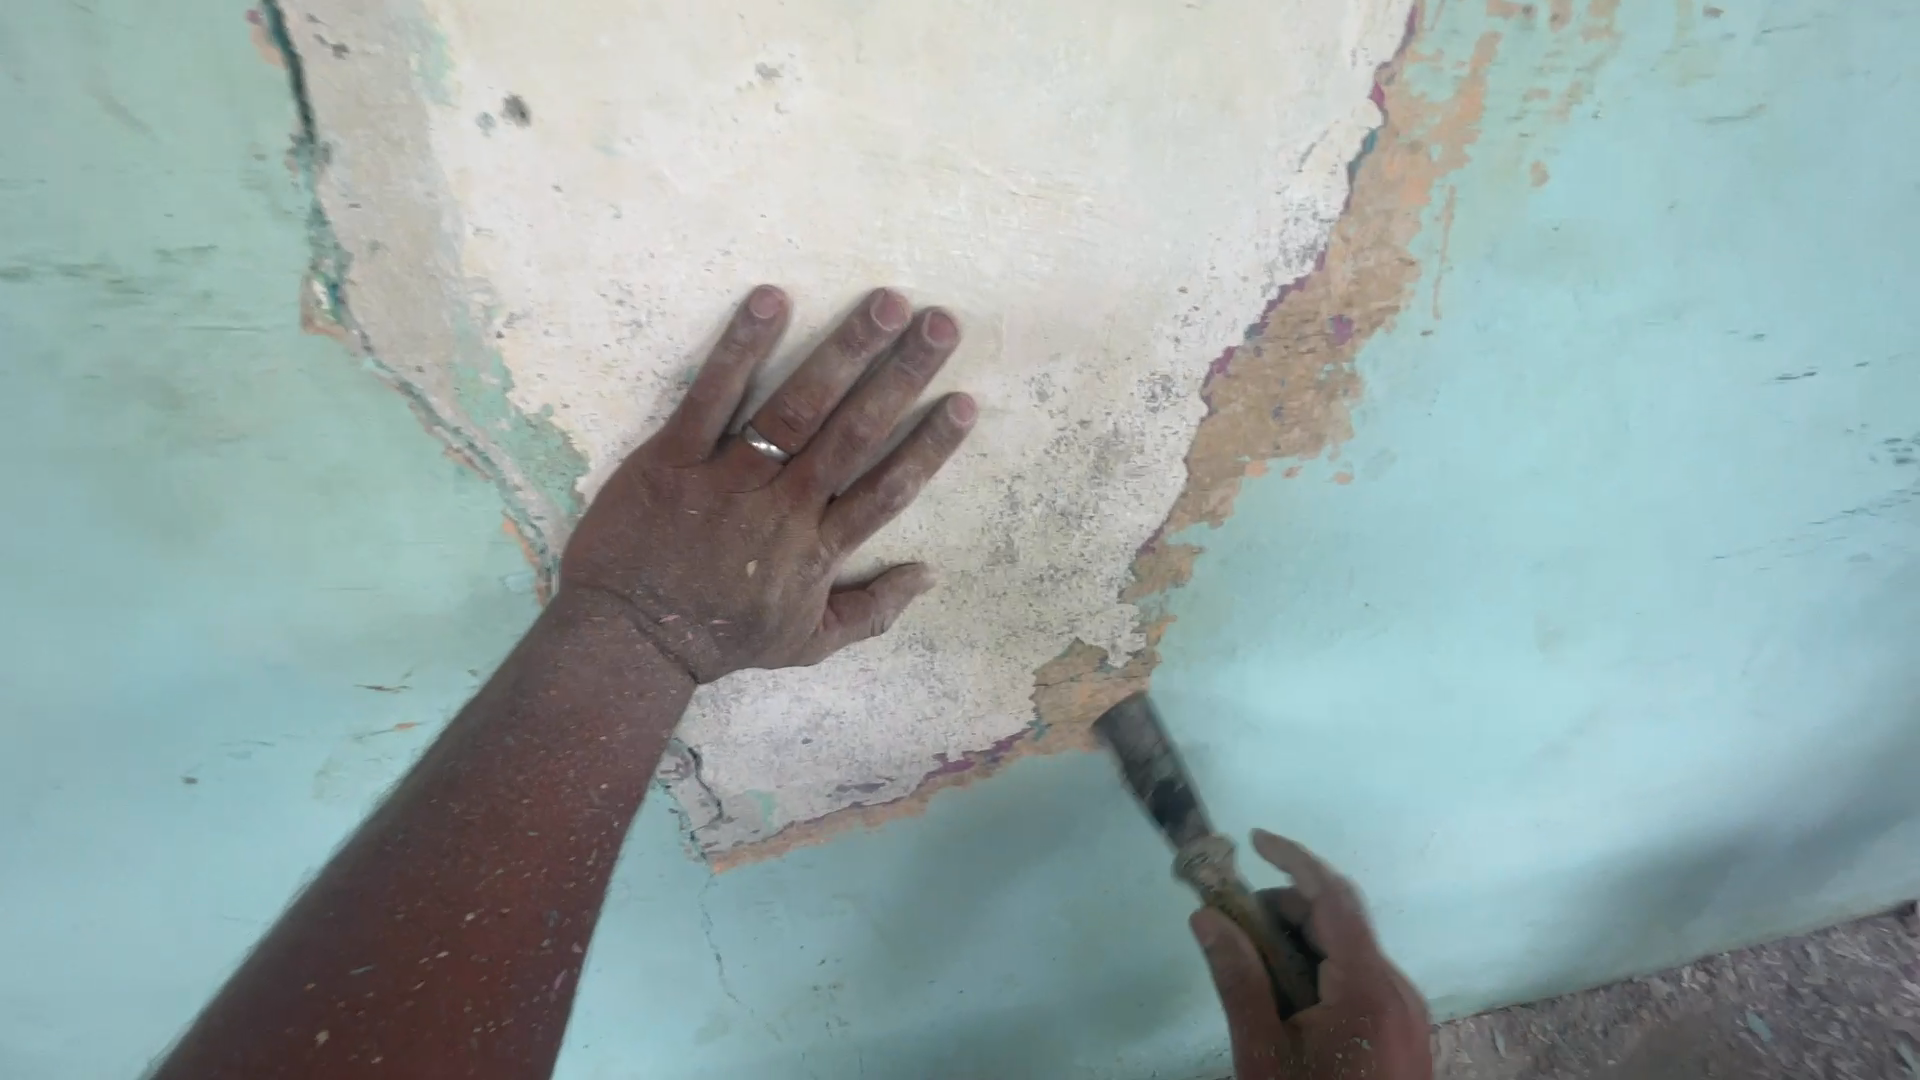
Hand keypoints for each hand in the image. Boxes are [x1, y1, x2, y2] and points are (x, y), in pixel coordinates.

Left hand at [561, 285, 975, 682]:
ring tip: (884, 302)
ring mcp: (730, 477)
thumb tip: (930, 574)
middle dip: (903, 376)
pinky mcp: (674, 458)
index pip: (890, 488)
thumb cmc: (724, 637)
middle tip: (941, 324)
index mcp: (821, 547)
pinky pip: (711, 396)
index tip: (966, 402)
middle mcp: (787, 505)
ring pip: (797, 407)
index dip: (931, 445)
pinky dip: (741, 349)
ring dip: (844, 351)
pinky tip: (773, 299)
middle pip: (856, 433)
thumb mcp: (811, 644)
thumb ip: (874, 611)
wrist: (631, 639)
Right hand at [1191, 831, 1431, 1079]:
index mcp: (1370, 988)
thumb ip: (1237, 976)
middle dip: (1282, 907)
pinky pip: (1355, 976)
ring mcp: (1405, 1014)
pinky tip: (1284, 994)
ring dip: (1295, 938)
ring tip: (1254, 968)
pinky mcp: (1402, 1034)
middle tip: (1232, 925)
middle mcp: (1398, 991)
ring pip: (1344, 948)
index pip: (1333, 897)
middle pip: (1336, 920)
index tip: (1253, 839)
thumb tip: (1205, 916)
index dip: (1294, 858)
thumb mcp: (1263, 1052)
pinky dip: (1314, 965)